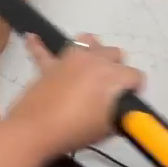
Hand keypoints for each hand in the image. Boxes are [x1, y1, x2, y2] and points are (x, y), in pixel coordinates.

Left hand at [5, 33, 144, 157]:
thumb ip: (118, 113)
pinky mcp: (48, 65)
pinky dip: (38, 45)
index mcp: (113, 75)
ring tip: (90, 63)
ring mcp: (70, 59)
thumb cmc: (77, 130)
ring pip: (86, 40)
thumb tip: (120, 109)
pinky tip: (32, 36)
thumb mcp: (108, 127)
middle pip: (114, 53)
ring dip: (92, 50)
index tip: (130, 100)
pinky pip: (42, 50)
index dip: (136, 89)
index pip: (135, 76)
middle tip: (110, 88)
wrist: (36, 129)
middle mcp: (94, 60)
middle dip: (117, 68)